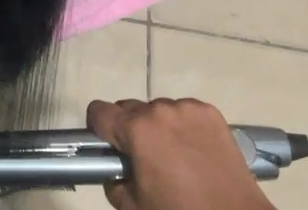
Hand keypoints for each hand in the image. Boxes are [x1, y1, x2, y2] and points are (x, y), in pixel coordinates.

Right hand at [87, 98, 274, 209]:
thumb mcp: (135, 208)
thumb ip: (114, 183)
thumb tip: (116, 170)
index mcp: (137, 130)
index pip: (99, 112)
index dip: (98, 129)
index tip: (108, 147)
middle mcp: (160, 109)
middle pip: (130, 109)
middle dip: (130, 131)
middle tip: (144, 161)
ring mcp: (187, 108)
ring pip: (157, 110)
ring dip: (157, 127)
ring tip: (175, 158)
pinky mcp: (210, 111)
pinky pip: (183, 112)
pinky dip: (182, 126)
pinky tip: (194, 152)